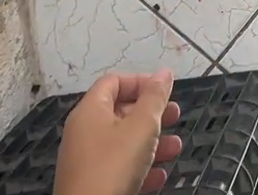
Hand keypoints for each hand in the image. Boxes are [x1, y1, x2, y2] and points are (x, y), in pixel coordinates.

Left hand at [54, 70, 182, 194]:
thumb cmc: (113, 165)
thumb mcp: (142, 126)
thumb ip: (155, 97)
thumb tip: (164, 73)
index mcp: (90, 111)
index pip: (114, 81)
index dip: (141, 81)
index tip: (164, 91)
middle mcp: (83, 132)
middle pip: (121, 112)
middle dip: (152, 114)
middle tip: (174, 116)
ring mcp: (85, 161)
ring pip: (123, 142)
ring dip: (152, 143)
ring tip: (174, 148)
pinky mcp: (91, 185)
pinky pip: (118, 167)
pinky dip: (140, 167)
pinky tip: (158, 175)